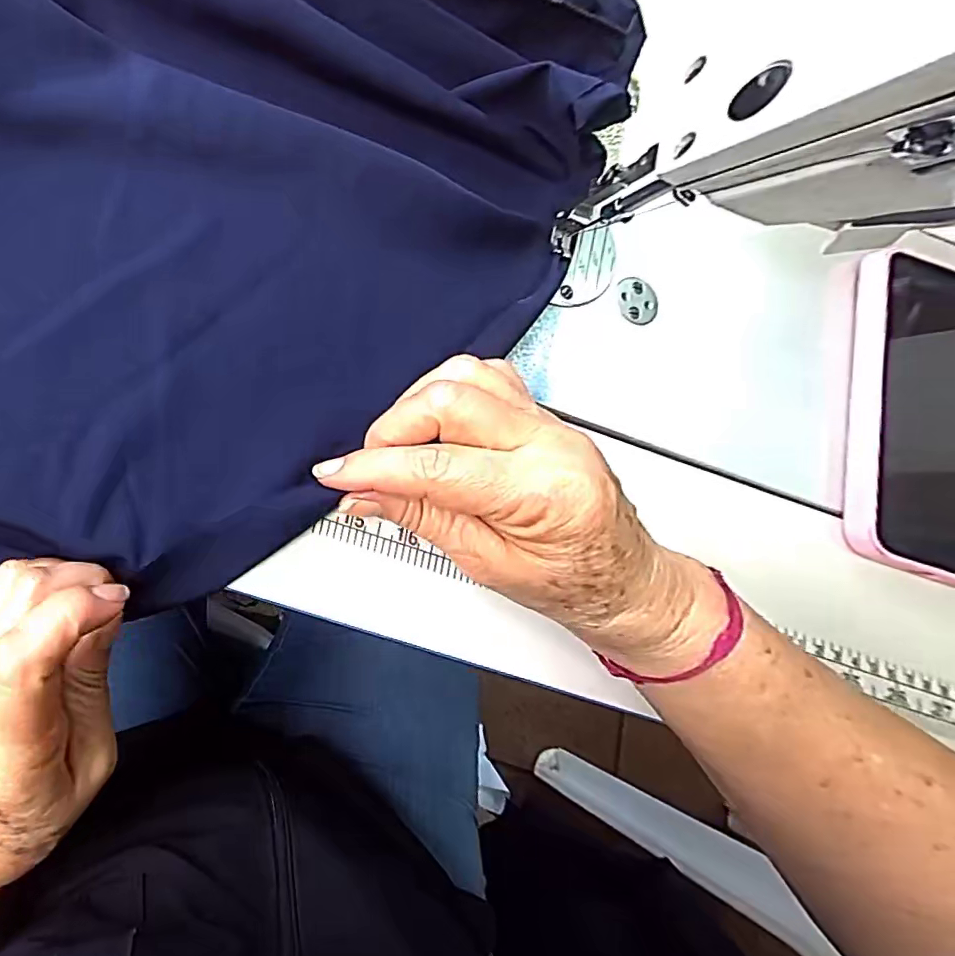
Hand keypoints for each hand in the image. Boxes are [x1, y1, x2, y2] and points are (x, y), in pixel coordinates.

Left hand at [0, 559, 126, 912]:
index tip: (119, 602)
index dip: (74, 610)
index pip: (23, 650)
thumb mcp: (90, 759)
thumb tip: (105, 612)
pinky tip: (68, 597)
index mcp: (12, 727)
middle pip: (19, 596)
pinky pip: (6, 584)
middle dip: (80, 579)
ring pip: (11, 578)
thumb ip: (92, 680)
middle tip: (117, 600)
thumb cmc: (35, 800)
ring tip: (95, 597)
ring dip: (62, 572)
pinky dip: (44, 575)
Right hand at [311, 355, 725, 673]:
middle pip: (447, 400)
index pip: (434, 464)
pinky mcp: (538, 413)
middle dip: (389, 432)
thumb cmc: (567, 580)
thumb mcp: (478, 560)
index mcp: (542, 491)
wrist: (620, 577)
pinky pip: (483, 376)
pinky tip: (428, 425)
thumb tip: (361, 493)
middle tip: (368, 466)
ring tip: (398, 447)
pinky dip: (441, 393)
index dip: (371, 468)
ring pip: (463, 376)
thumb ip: (415, 515)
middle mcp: (551, 444)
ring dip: (413, 407)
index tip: (336, 475)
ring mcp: (547, 422)